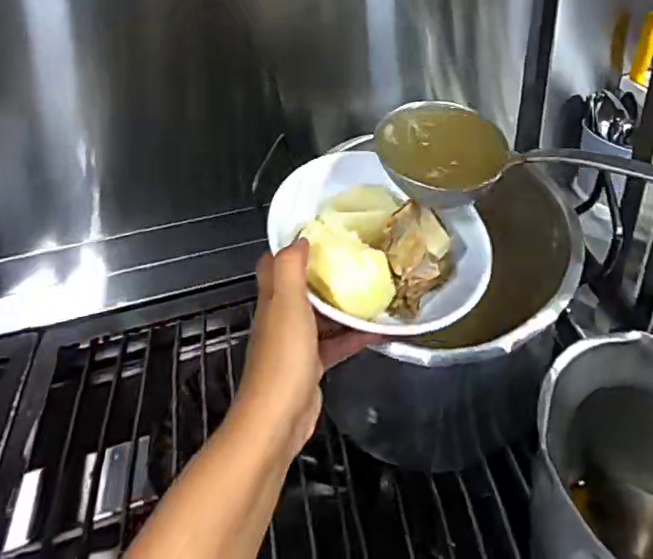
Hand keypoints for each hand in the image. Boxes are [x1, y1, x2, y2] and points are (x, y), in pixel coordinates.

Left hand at [233, 241, 384, 457]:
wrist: (277, 421)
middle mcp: (281, 318)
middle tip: (356, 257)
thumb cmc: (282, 358)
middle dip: (326, 273)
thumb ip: (290, 268)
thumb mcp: (287, 303)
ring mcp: (296, 344)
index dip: (291, 247)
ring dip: (345, 304)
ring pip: (323, 315)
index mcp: (273, 300)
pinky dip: (355, 335)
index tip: (320, 233)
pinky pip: (337, 342)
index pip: (273, 265)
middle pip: (303, 288)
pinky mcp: (312, 366)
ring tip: (375, 289)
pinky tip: (379, 330)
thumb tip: (300, 238)